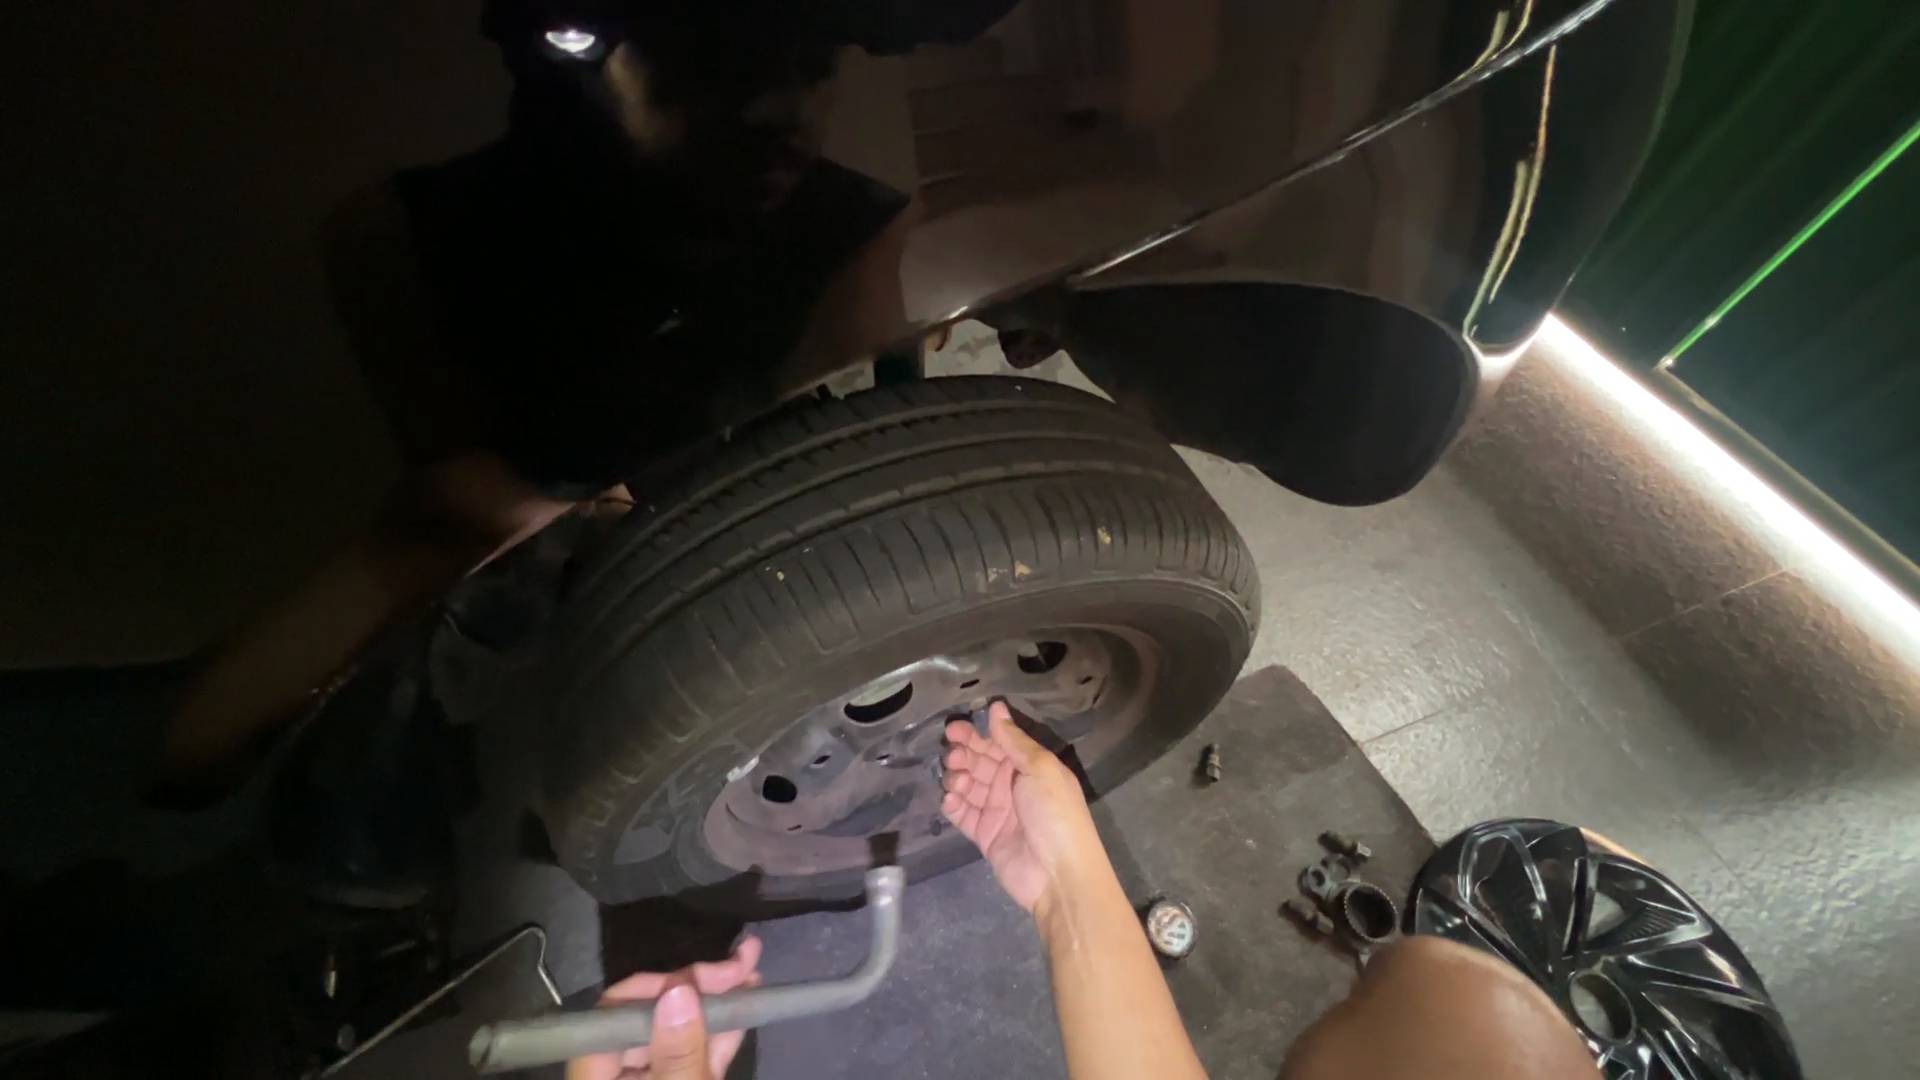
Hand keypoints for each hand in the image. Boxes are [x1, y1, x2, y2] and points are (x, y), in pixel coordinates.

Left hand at [567, 936, 761, 1079]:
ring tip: (753, 967)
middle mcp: (617, 1075)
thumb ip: (679, 1054)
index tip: (705, 974)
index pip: (613, 1015)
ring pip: (675, 1030)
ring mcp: (646, 1079)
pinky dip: (718, 1026)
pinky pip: (690, 1051)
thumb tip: (680, 988)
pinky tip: (747, 997)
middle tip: (745, 961)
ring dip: (717, 997)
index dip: (657, 986)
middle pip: (649, 1016)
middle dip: (698, 984)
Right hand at [941, 701, 1102, 914]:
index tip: (953, 728)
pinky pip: (963, 814)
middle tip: (952, 755)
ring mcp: (997, 810)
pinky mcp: (984, 834)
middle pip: (980, 761)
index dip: (976, 733)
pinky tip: (952, 800)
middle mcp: (1012, 784)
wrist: (1058, 874)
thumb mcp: (1040, 768)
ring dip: (957, 778)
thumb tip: (997, 707)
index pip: (997, 742)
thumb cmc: (1054, 813)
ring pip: (968, 785)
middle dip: (963, 754)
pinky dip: (954, 805)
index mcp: (1029, 765)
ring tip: (957, 780)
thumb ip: (1014, 740)